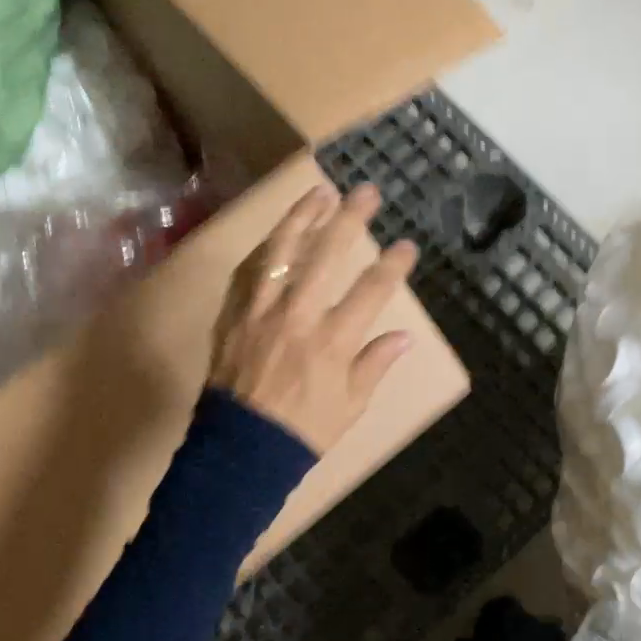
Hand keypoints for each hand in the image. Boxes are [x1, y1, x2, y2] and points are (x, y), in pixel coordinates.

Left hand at [209, 183, 416, 453]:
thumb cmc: (304, 431)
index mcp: (333, 341)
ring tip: (319, 193)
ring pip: (282, 250)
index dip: (393, 265)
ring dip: (302, 217)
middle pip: (326, 254)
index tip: (406, 246)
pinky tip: (278, 233)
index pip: (371, 290)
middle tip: (366, 193)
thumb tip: (403, 337)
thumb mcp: (351, 405)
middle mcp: (298, 316)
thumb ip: (375, 365)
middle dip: (350, 219)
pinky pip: (250, 270)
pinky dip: (267, 248)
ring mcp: (261, 310)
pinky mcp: (234, 314)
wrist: (243, 447)